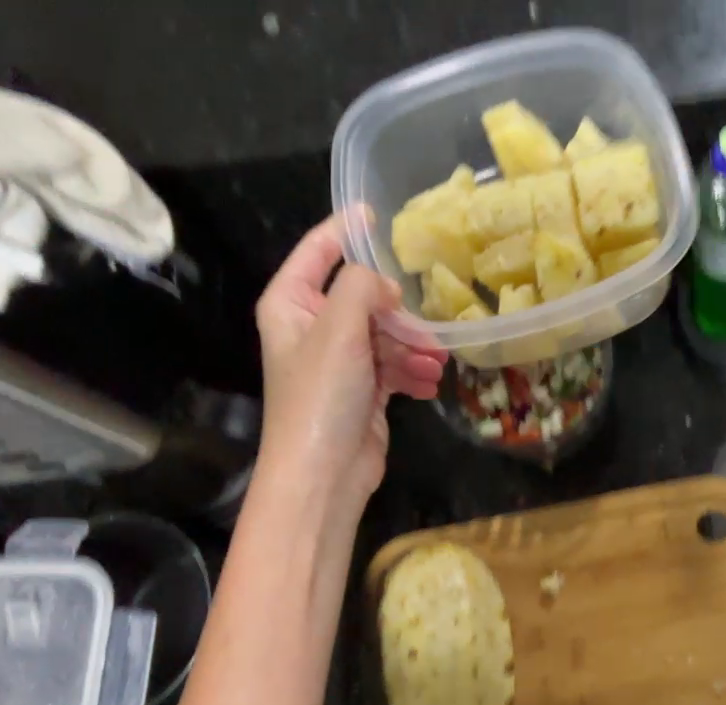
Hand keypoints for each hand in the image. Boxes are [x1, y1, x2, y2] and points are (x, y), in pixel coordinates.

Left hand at [253, 213, 445, 512]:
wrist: (324, 472)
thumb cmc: (321, 396)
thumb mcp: (338, 330)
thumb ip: (361, 287)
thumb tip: (387, 284)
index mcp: (291, 304)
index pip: (317, 252)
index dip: (345, 230)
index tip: (376, 211)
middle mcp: (314, 328)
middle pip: (363, 298)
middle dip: (398, 312)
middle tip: (426, 326)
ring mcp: (341, 362)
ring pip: (386, 335)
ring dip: (413, 348)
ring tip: (435, 365)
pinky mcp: (365, 392)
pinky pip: (395, 367)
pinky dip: (414, 373)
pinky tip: (430, 384)